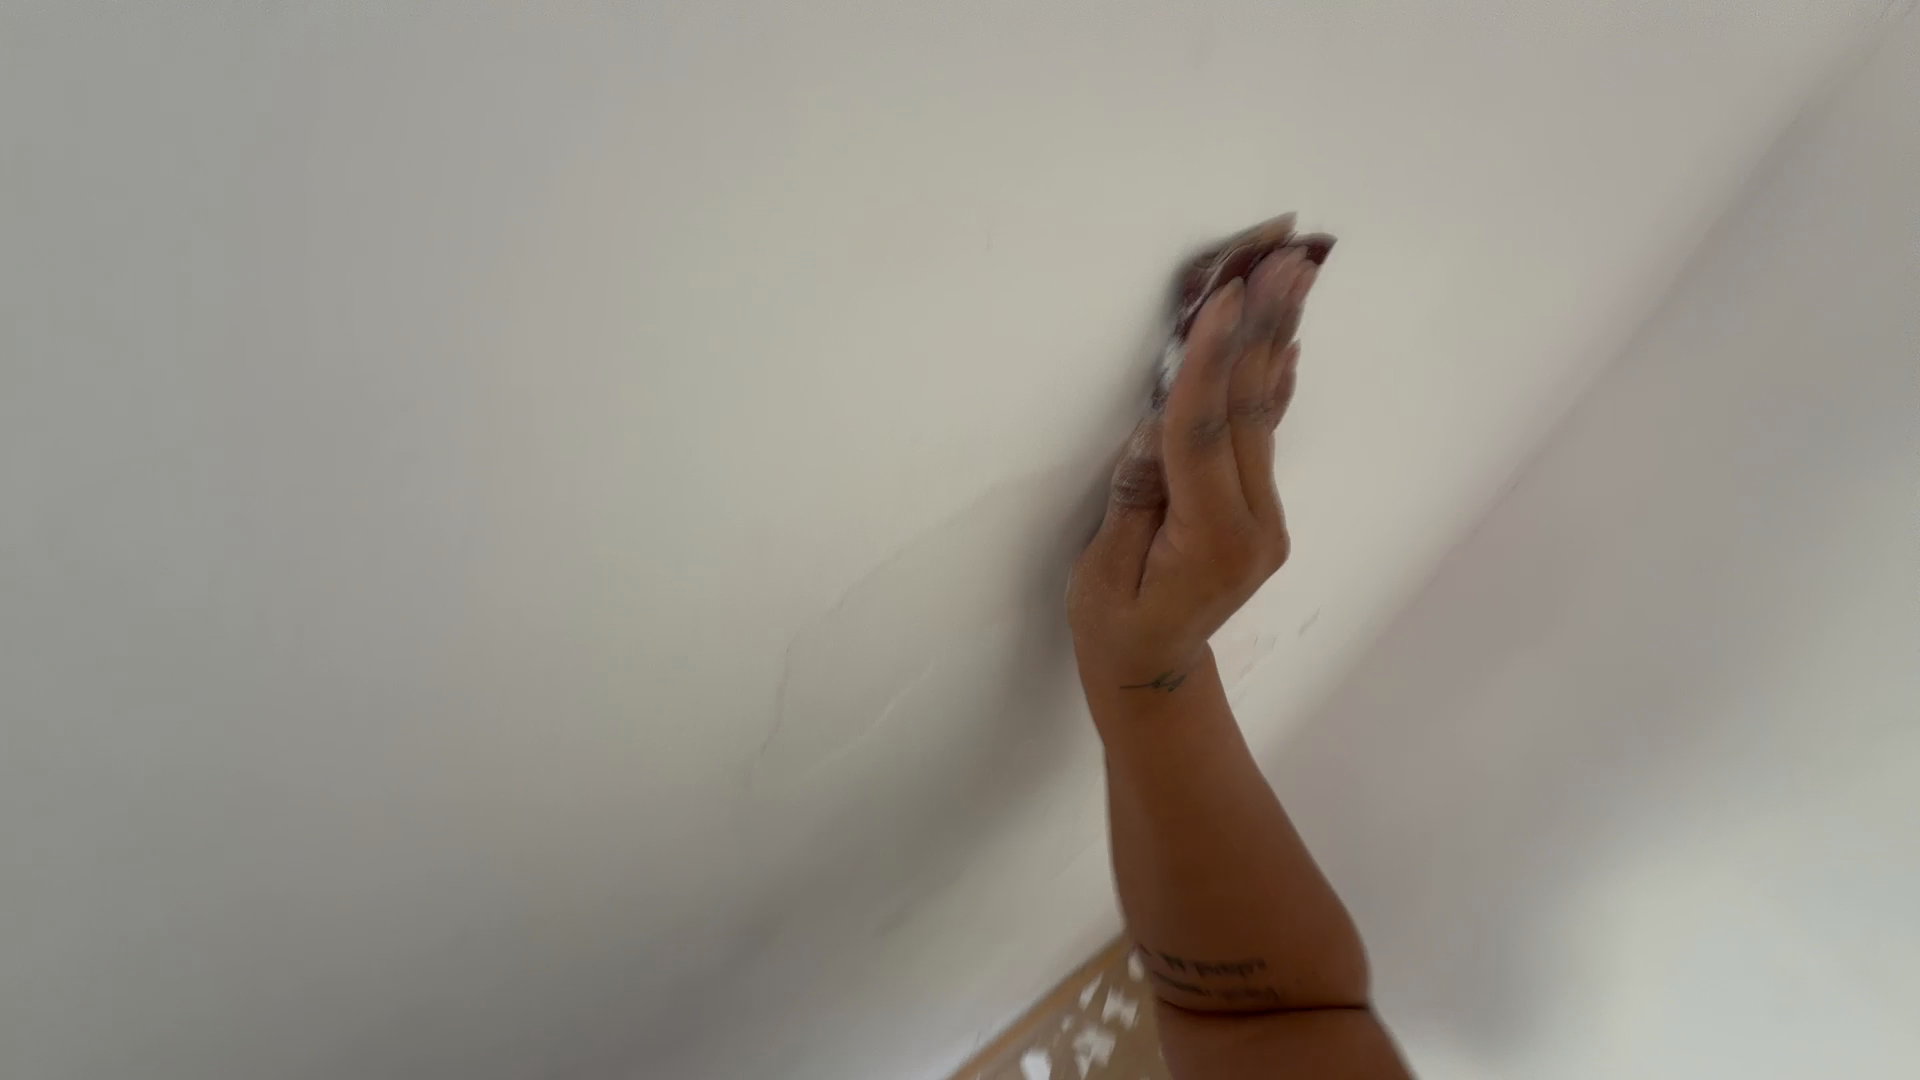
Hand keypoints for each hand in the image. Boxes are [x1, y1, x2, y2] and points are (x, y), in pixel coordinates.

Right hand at [1067, 247, 1318, 691]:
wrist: (1155, 669)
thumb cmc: (1115, 628)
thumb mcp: (1104, 570)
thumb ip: (1136, 495)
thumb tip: (1158, 425)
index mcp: (1212, 542)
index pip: (1204, 436)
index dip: (1209, 364)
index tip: (1225, 295)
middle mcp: (1254, 525)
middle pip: (1251, 413)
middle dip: (1263, 330)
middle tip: (1285, 257)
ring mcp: (1265, 518)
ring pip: (1264, 417)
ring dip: (1277, 342)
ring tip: (1298, 275)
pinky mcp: (1259, 511)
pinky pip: (1263, 439)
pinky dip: (1273, 386)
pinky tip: (1289, 346)